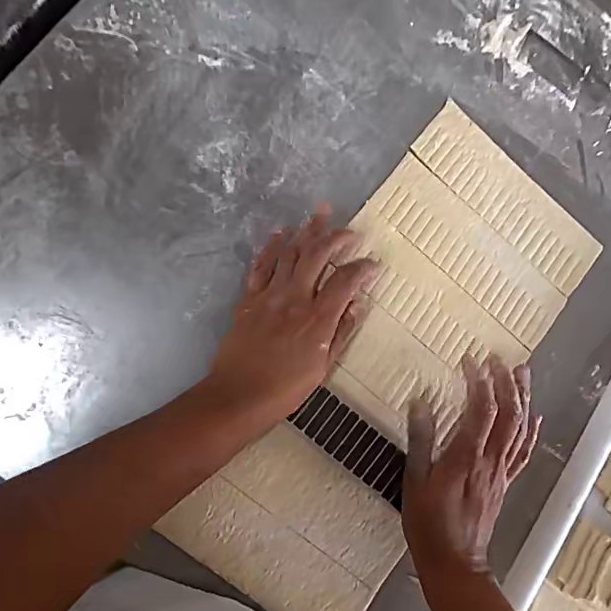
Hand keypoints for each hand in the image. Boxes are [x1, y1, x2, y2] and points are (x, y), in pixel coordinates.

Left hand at [206, 203, 378, 420]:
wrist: (237, 395)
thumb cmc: (285, 388)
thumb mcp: (323, 367)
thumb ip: (341, 333)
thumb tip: (356, 305)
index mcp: (317, 319)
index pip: (345, 281)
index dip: (362, 269)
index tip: (373, 264)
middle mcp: (294, 298)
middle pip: (317, 255)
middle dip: (336, 237)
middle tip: (350, 230)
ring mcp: (268, 295)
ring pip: (289, 253)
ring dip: (306, 231)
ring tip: (319, 214)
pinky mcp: (248, 299)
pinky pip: (261, 265)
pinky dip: (273, 246)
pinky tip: (281, 233)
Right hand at [404, 355, 542, 578]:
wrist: (454, 563)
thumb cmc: (428, 525)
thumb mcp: (414, 481)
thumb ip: (420, 440)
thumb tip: (420, 403)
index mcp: (466, 457)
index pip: (481, 409)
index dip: (479, 381)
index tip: (470, 361)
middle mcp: (490, 460)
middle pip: (508, 413)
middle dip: (505, 382)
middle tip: (499, 359)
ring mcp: (502, 471)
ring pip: (520, 428)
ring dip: (522, 397)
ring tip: (521, 373)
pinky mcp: (505, 482)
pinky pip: (523, 451)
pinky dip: (531, 429)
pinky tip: (534, 415)